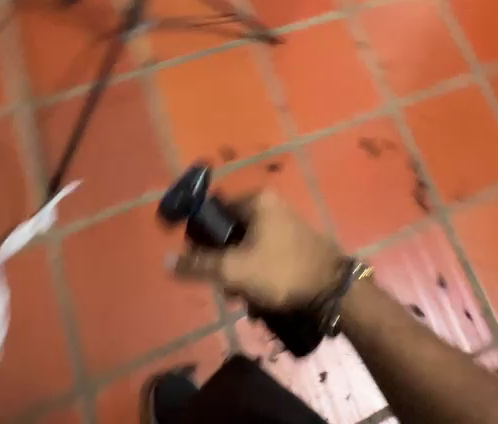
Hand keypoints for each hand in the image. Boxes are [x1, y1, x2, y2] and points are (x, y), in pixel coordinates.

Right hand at [171, 191, 345, 309]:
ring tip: (245, 295)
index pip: (214, 210)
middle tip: (228, 286)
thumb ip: (200, 264)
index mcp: (256, 200)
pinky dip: (256, 273)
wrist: (330, 289)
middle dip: (224, 261)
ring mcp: (283, 222)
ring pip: (245, 247)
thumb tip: (167, 259)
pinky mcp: (292, 242)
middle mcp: (269, 204)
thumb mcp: (234, 270)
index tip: (201, 263)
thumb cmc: (280, 271)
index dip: (201, 236)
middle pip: (229, 231)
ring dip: (239, 272)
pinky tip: (259, 295)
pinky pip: (262, 254)